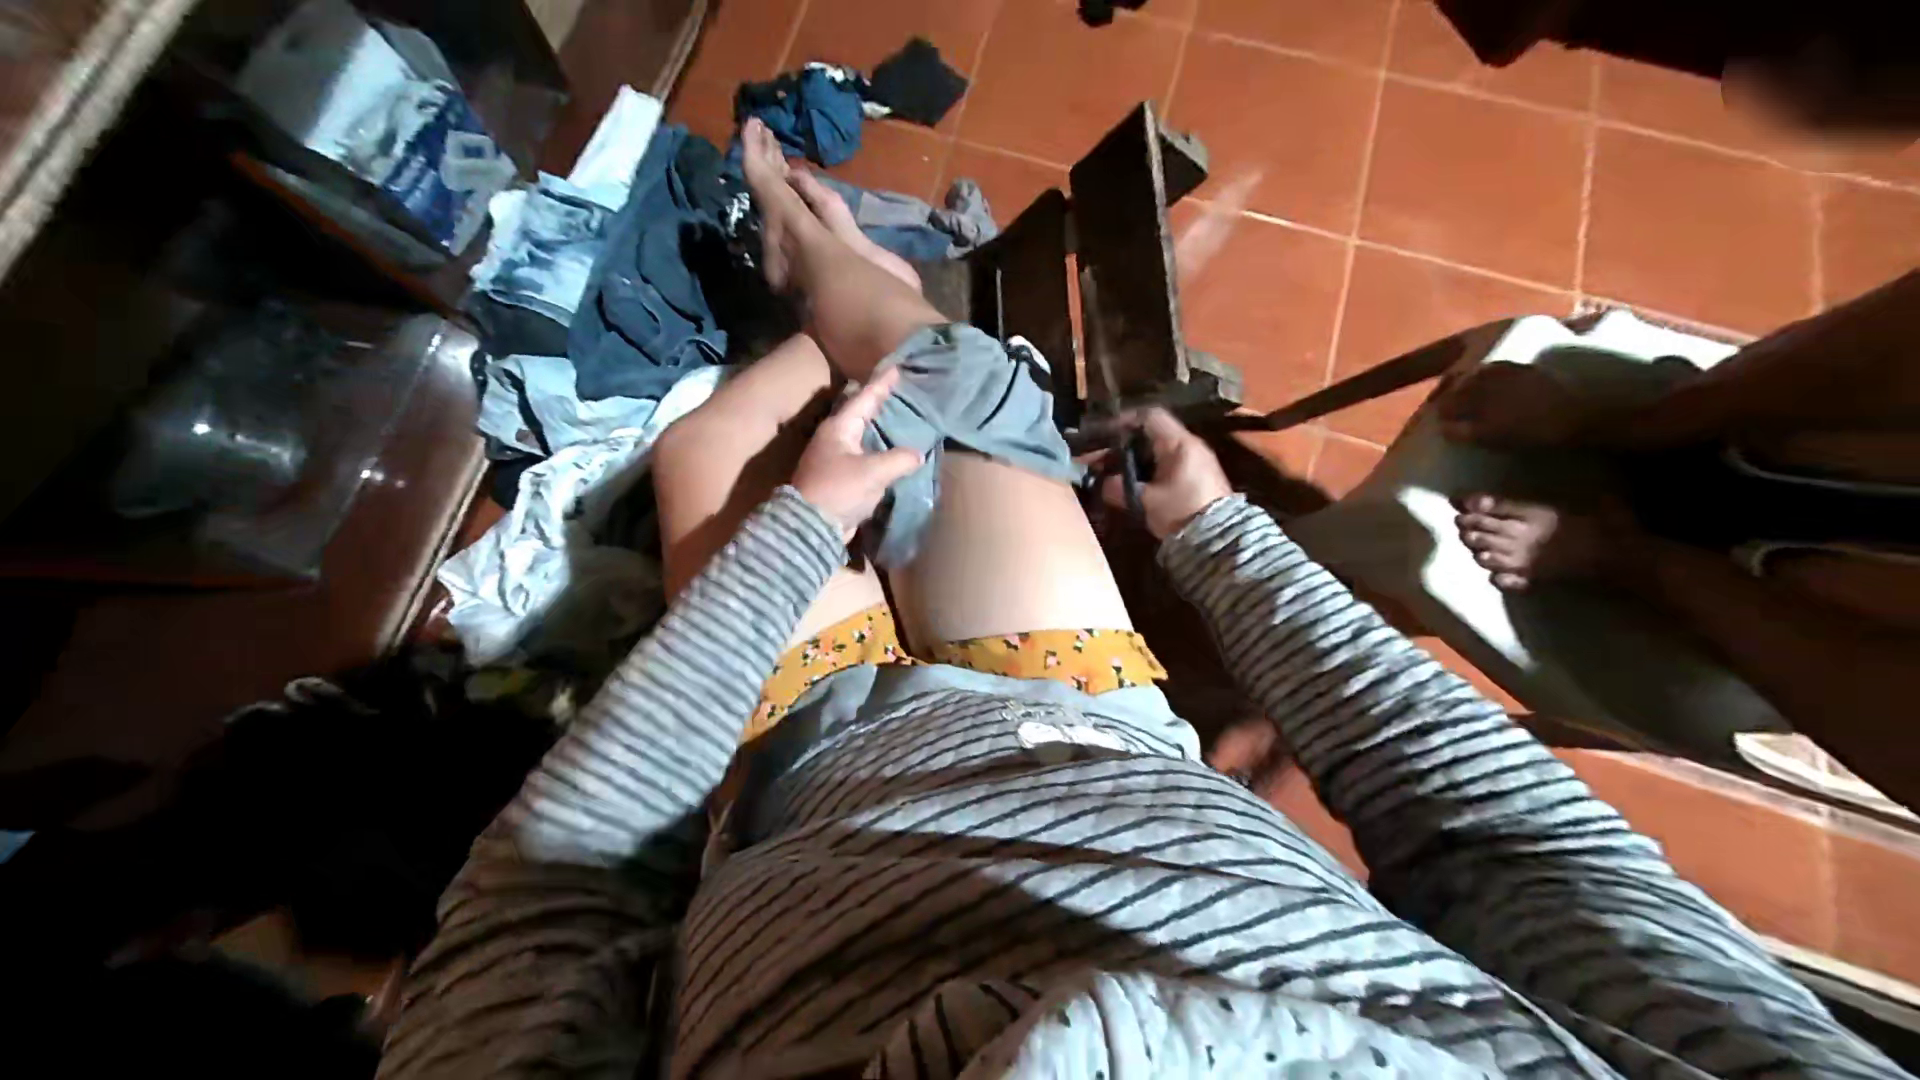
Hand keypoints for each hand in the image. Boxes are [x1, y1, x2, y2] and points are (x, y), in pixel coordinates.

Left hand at [792, 366, 923, 539]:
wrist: (811, 528)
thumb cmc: (838, 491)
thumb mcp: (872, 472)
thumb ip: (899, 459)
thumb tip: (918, 454)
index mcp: (839, 428)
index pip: (865, 398)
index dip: (882, 383)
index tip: (897, 367)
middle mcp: (836, 439)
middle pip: (863, 414)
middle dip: (883, 404)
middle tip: (904, 392)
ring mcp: (837, 459)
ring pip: (865, 437)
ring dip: (883, 429)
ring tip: (904, 420)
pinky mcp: (842, 479)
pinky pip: (867, 458)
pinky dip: (882, 453)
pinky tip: (896, 454)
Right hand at [1096, 408, 1232, 539]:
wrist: (1217, 538)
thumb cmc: (1181, 511)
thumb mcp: (1145, 501)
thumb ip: (1119, 488)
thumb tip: (1102, 483)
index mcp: (1178, 444)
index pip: (1149, 416)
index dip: (1123, 421)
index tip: (1103, 434)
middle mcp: (1189, 445)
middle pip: (1151, 433)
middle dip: (1123, 444)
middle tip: (1101, 458)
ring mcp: (1196, 460)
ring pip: (1158, 449)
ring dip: (1134, 457)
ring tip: (1113, 472)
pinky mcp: (1198, 476)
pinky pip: (1167, 462)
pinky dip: (1148, 467)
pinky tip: (1133, 482)